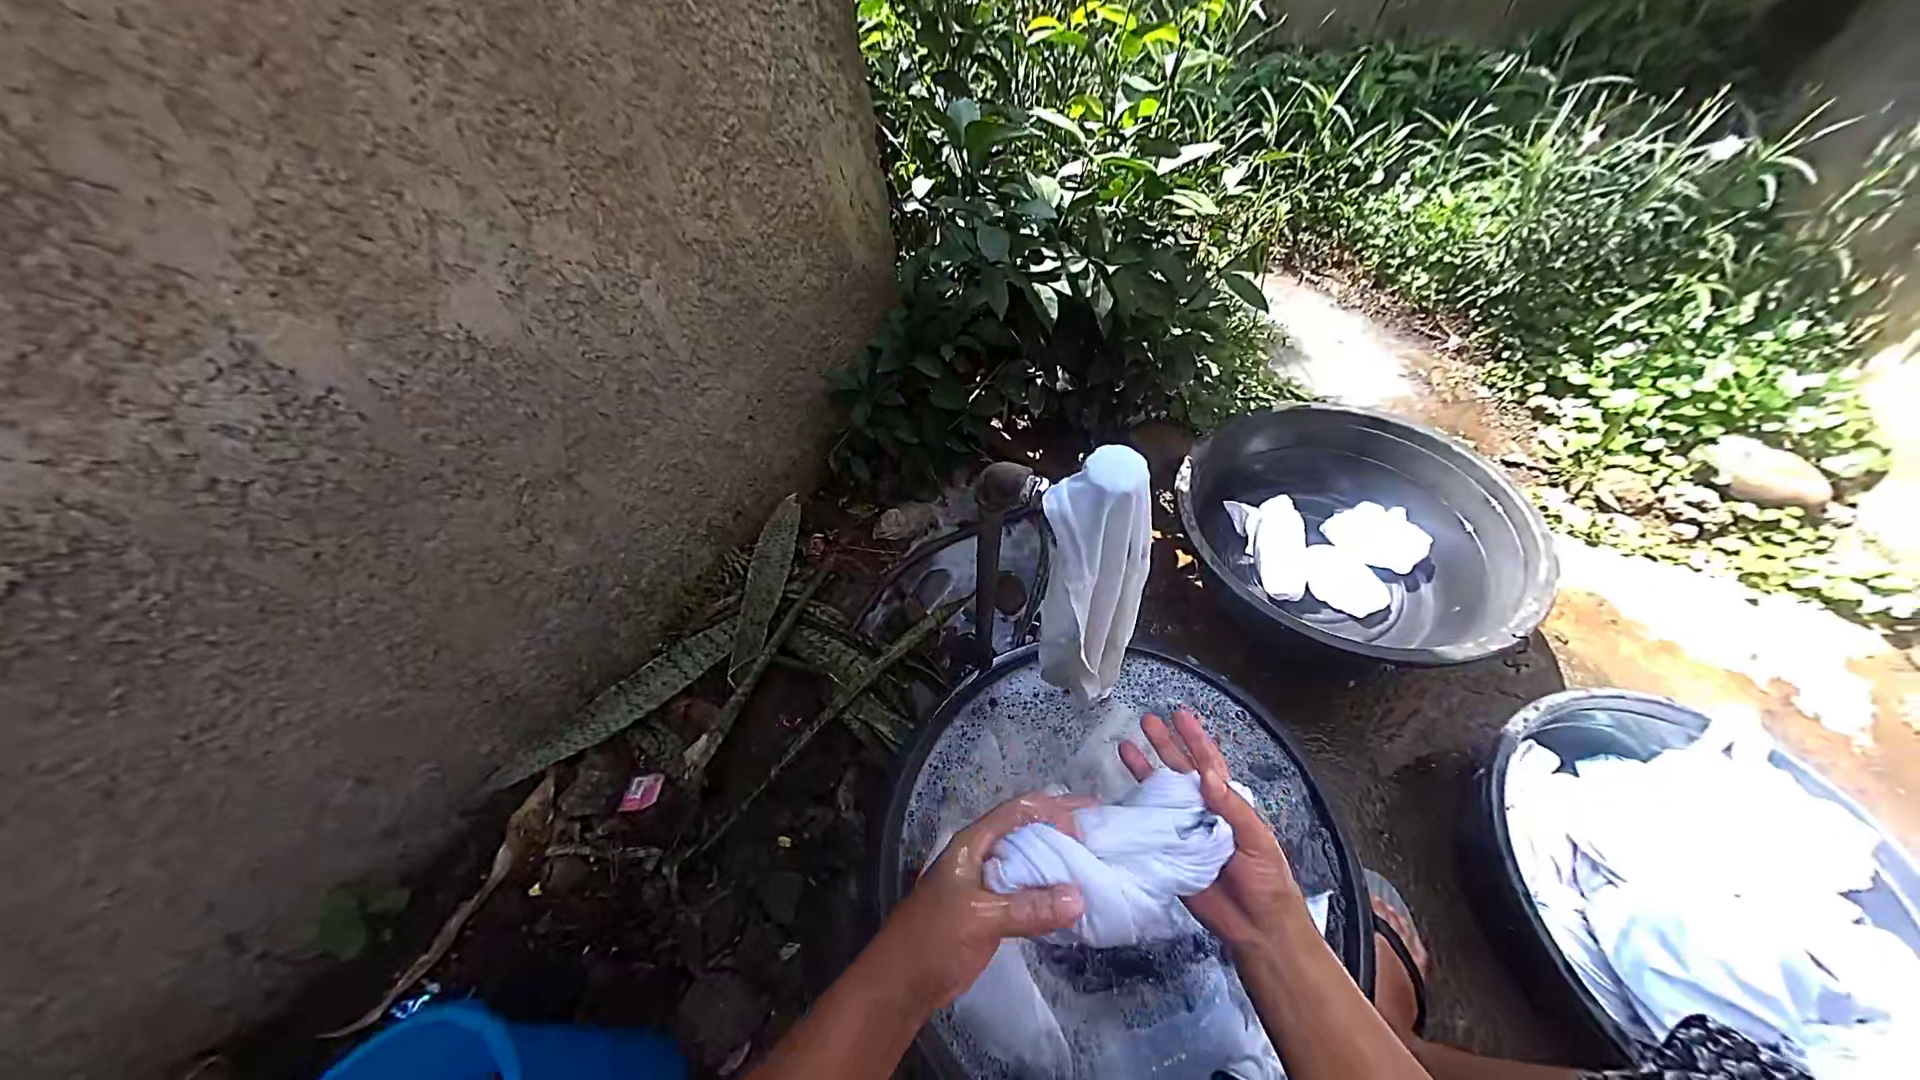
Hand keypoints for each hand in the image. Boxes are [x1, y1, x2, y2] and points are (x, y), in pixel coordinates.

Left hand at [874, 791, 1094, 1008]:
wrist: (904, 981)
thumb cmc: (933, 936)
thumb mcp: (981, 917)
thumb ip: (1028, 907)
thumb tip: (1079, 896)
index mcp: (974, 842)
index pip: (1017, 812)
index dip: (1051, 810)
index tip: (1085, 820)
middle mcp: (984, 854)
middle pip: (1026, 828)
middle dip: (1060, 822)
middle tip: (1098, 821)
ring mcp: (989, 881)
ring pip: (1030, 858)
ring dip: (1059, 855)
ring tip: (1094, 854)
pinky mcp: (994, 909)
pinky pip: (1029, 889)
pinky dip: (1052, 888)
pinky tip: (1074, 894)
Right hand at [1118, 707, 1307, 952]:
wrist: (1257, 929)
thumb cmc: (1268, 883)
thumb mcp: (1258, 840)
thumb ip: (1232, 807)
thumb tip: (1207, 775)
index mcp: (1227, 803)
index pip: (1208, 762)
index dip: (1194, 737)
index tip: (1180, 715)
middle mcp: (1202, 811)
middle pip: (1178, 770)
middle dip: (1163, 743)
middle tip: (1147, 721)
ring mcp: (1183, 830)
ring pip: (1159, 792)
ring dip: (1144, 770)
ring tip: (1126, 747)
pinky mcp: (1168, 852)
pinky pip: (1149, 826)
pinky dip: (1135, 809)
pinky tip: (1122, 792)